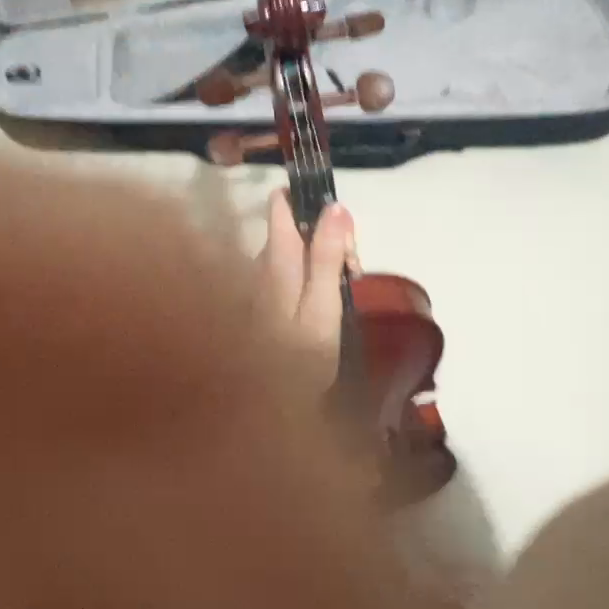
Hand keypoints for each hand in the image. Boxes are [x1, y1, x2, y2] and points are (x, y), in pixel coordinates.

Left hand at [255, 189, 354, 399]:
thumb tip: (336, 206)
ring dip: (322, 264)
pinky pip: (288, 273)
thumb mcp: (323, 306)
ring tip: (342, 298)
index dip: (312, 203)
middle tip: (351, 275)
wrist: (259, 405)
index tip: (341, 229)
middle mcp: (259, 261)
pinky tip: (322, 310)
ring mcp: (257, 281)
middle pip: (295, 227)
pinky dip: (309, 281)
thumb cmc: (297, 357)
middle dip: (328, 240)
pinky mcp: (261, 301)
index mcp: (275, 258)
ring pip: (295, 250)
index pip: (281, 202)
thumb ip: (327, 256)